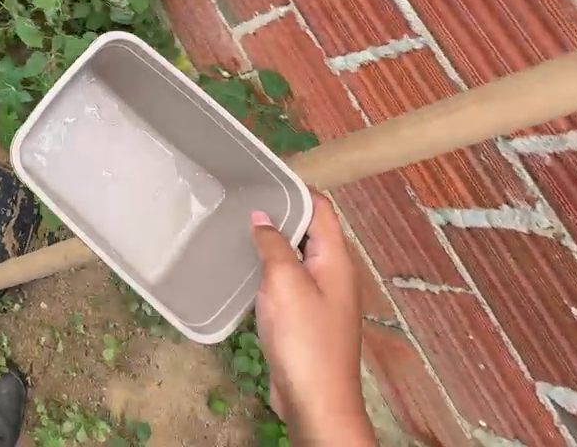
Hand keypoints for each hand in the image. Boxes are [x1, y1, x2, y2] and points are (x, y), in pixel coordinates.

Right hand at [250, 193, 375, 446]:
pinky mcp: (307, 316)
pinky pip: (289, 278)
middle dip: (281, 211)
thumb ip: (274, 243)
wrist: (315, 402)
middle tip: (244, 196)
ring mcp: (322, 297)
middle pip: (310, 229)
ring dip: (274, 240)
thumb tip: (263, 216)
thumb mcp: (284, 281)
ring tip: (240, 225)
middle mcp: (335, 275)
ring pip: (298, 254)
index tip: (262, 175)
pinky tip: (247, 266)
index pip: (321, 208)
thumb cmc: (303, 339)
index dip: (295, 188)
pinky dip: (270, 265)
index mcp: (337, 261)